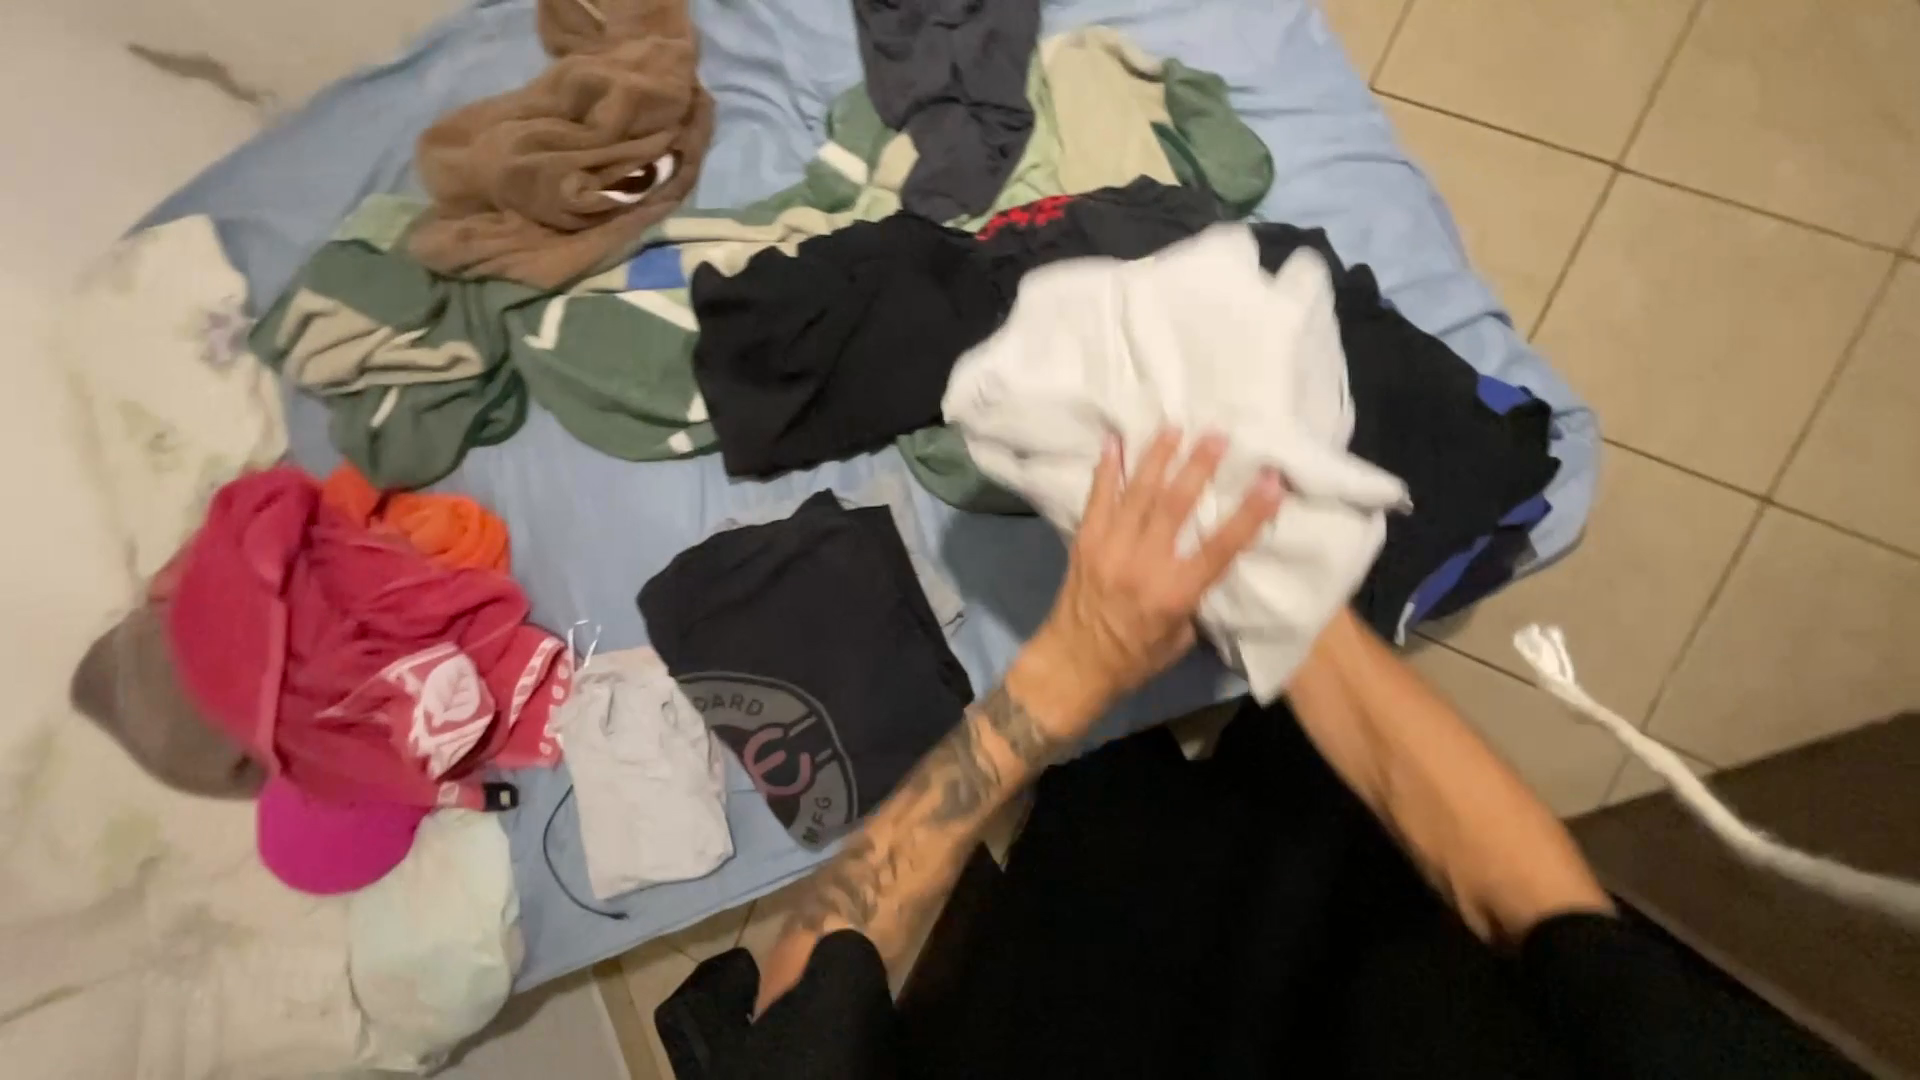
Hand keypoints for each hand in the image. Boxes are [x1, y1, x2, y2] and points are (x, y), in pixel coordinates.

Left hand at [1027, 429, 1283, 731]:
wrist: (1073, 663)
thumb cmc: (1134, 658)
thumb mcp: (1181, 638)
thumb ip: (1197, 596)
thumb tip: (1211, 560)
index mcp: (1174, 593)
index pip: (1220, 547)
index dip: (1249, 513)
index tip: (1272, 480)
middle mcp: (1142, 564)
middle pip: (1175, 506)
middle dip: (1198, 467)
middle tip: (1218, 435)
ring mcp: (1109, 548)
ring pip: (1137, 493)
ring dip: (1157, 458)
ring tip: (1173, 427)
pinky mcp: (1085, 542)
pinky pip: (1097, 498)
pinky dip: (1106, 469)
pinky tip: (1114, 442)